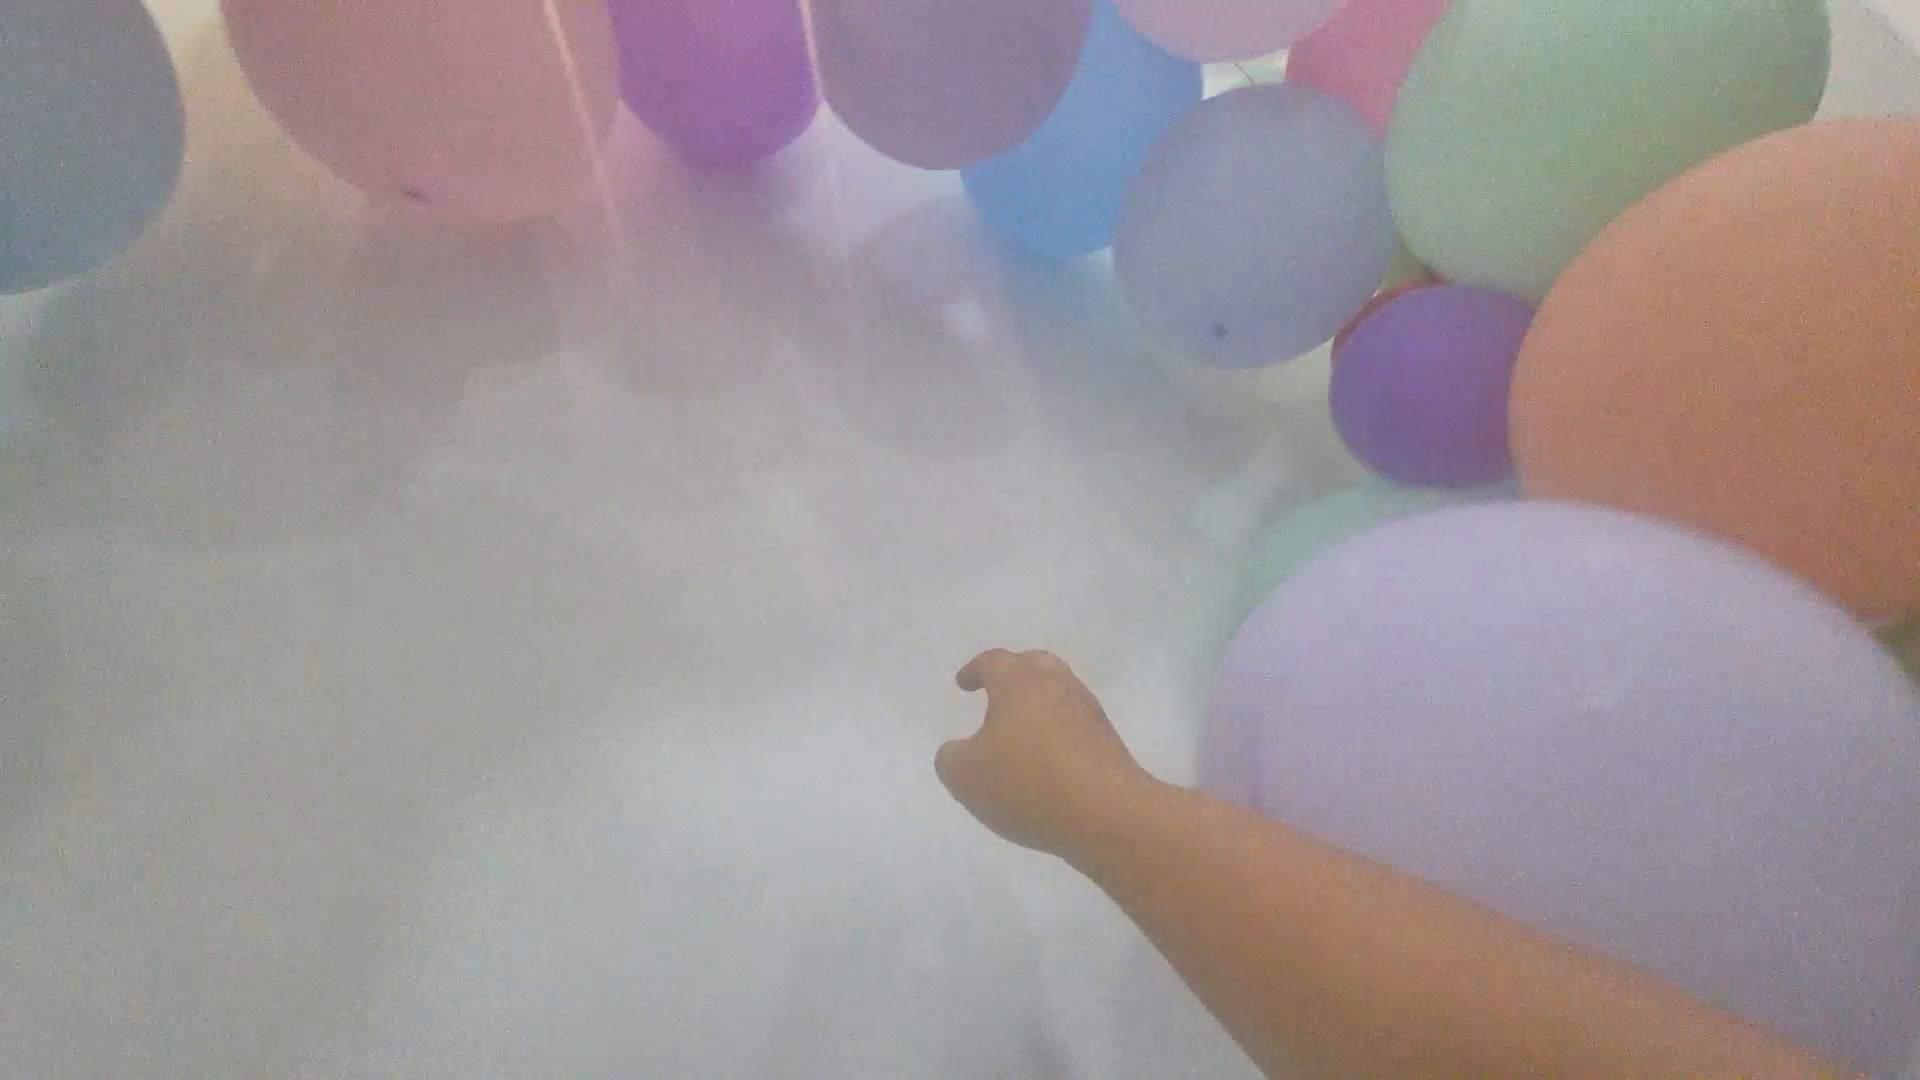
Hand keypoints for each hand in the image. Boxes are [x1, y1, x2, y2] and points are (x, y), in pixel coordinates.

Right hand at [937, 649, 1154, 858]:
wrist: (1109, 814)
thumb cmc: (1029, 783)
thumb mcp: (966, 776)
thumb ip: (951, 758)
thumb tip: (959, 751)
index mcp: (1020, 682)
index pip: (994, 661)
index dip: (975, 670)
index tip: (964, 684)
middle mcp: (1058, 686)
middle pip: (1035, 664)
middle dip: (1014, 674)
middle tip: (997, 694)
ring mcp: (1089, 713)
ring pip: (1060, 694)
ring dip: (1039, 706)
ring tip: (1021, 734)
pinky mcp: (1108, 743)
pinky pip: (1076, 726)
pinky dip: (1058, 733)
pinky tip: (1047, 762)